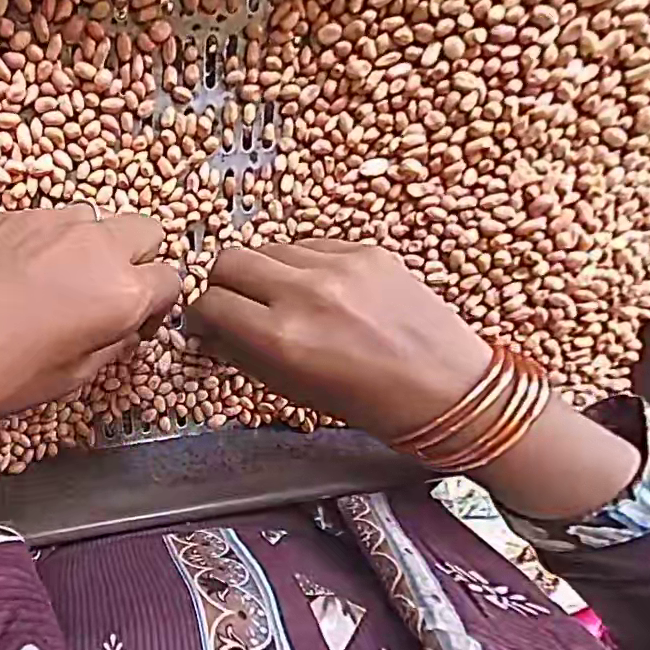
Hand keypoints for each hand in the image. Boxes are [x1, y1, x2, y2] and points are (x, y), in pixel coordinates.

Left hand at [0, 207, 179, 419]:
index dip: (156, 303)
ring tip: (61, 279)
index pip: (171, 280)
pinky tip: (23, 269)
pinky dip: (52, 239)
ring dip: (94, 245)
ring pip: (98, 219)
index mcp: (121, 292)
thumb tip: (125, 326)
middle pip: (146, 232)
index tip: (135, 319)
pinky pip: (52, 217)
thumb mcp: (70, 377)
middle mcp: (95, 245)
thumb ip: (113, 343)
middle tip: (106, 292)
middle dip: (137, 259)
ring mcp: (52, 220)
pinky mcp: (12, 212)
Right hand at [188, 238, 640, 519]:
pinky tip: (316, 289)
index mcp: (282, 337)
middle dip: (221, 284)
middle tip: (232, 304)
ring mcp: (339, 265)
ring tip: (278, 297)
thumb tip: (210, 330)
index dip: (199, 315)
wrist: (450, 389)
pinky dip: (299, 265)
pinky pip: (309, 246)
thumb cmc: (366, 404)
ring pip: (268, 247)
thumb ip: (243, 353)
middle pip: (230, 260)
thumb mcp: (292, 389)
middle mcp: (304, 292)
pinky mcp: (367, 250)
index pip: (212, 303)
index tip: (205, 323)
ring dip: (260, 272)